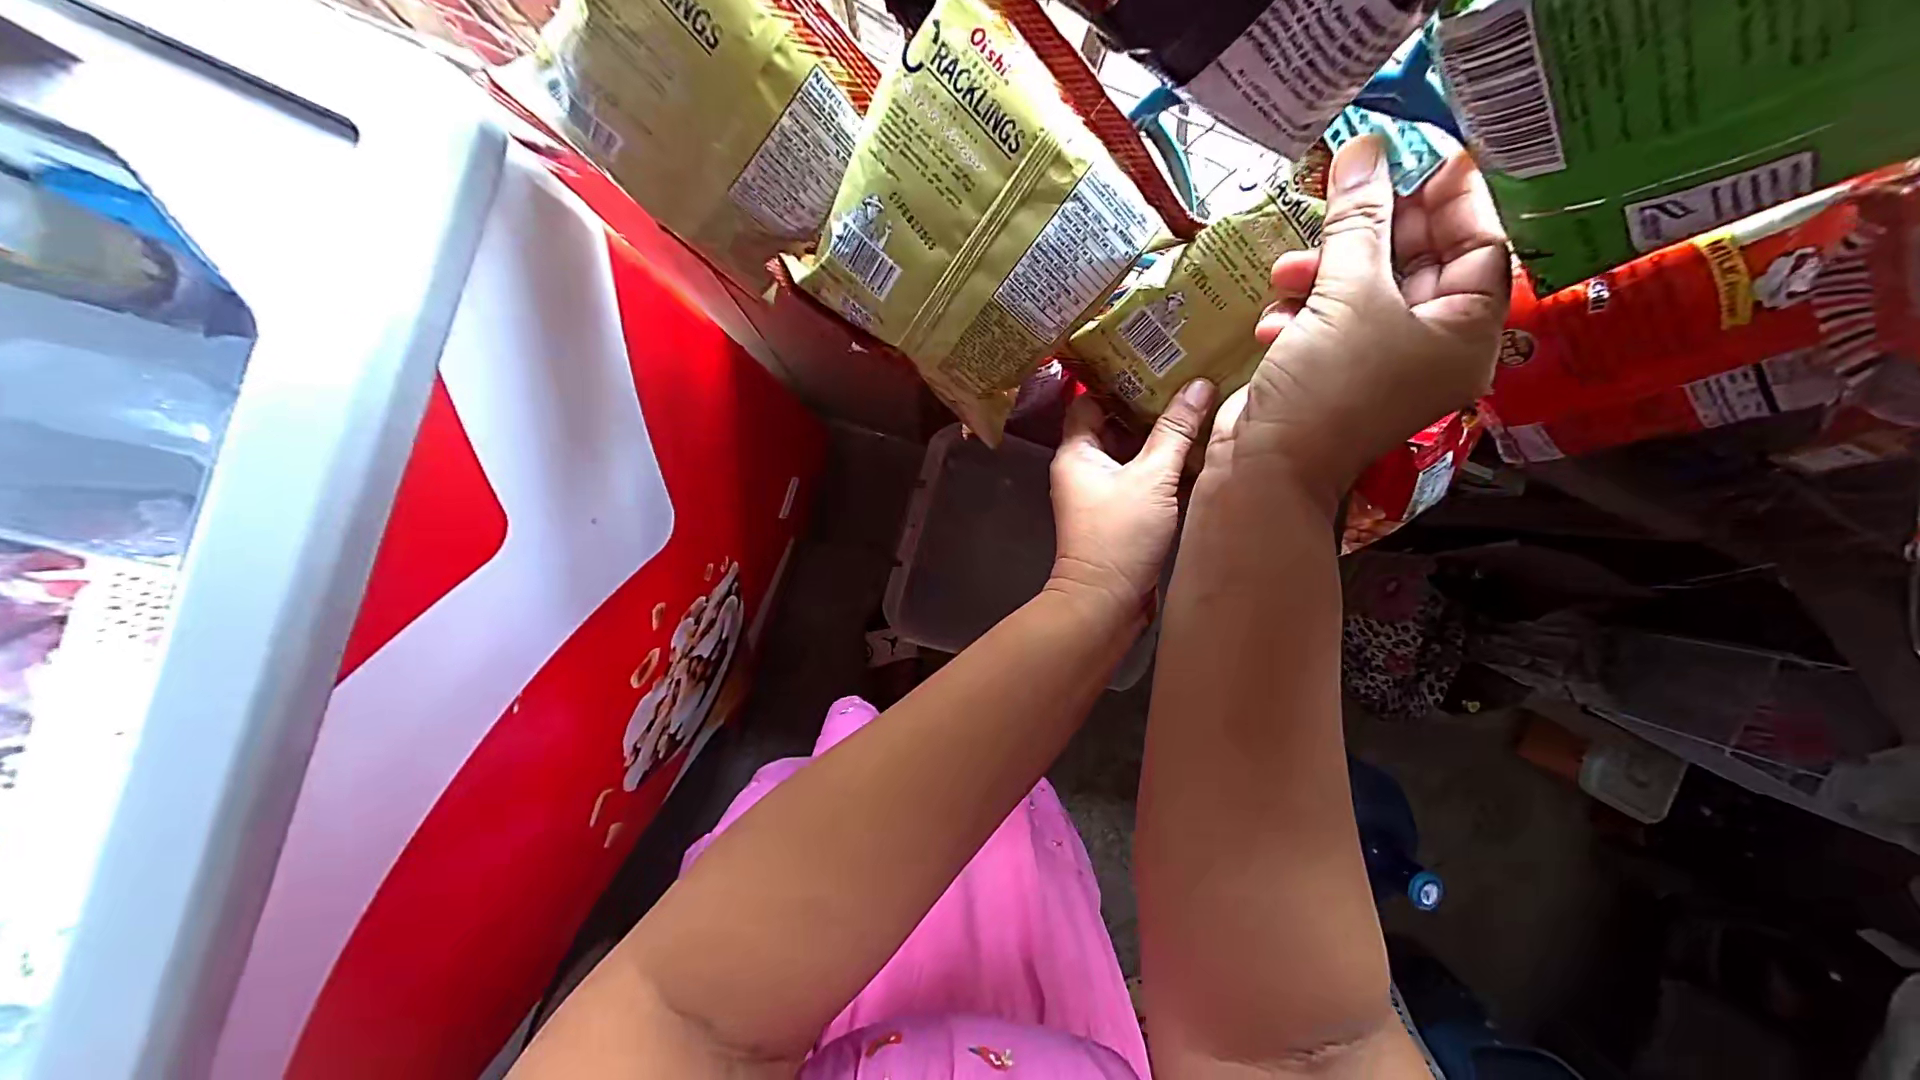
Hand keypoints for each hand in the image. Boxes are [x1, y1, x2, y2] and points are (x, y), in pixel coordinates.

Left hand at [1047, 380, 1216, 622]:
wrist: (1106, 601)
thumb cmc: (1120, 534)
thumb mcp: (1151, 477)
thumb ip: (1175, 431)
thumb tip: (1199, 384)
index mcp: (1076, 452)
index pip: (1088, 399)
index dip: (1115, 377)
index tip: (1149, 355)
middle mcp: (1083, 467)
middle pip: (1115, 423)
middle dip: (1148, 403)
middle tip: (1187, 375)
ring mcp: (1102, 491)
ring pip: (1132, 452)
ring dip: (1160, 435)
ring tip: (1200, 403)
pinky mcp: (1121, 512)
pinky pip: (1142, 477)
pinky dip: (1164, 465)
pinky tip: (1198, 449)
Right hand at [1209, 135, 1510, 512]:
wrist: (1265, 467)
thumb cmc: (1326, 388)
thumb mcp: (1348, 297)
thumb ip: (1359, 222)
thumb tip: (1364, 151)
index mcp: (1465, 334)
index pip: (1480, 246)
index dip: (1453, 198)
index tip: (1421, 156)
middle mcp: (1429, 348)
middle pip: (1415, 266)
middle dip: (1370, 236)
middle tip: (1344, 198)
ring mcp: (1377, 364)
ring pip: (1361, 294)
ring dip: (1322, 275)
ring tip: (1286, 270)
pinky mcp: (1332, 374)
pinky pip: (1327, 325)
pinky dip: (1301, 314)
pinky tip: (1274, 319)